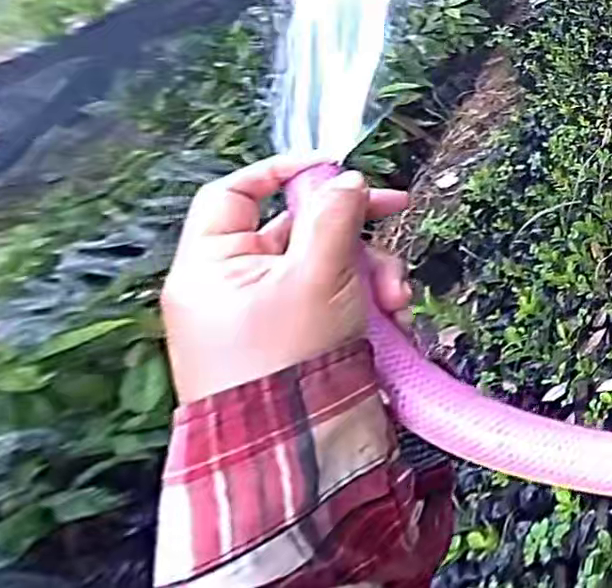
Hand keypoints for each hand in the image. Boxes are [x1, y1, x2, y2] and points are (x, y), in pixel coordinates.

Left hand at [161, 154, 415, 402]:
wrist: (294, 447)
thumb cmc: (288, 359)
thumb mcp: (318, 274)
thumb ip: (335, 216)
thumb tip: (348, 178)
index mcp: (214, 266)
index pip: (234, 193)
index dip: (281, 170)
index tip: (332, 164)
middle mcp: (238, 281)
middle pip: (301, 223)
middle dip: (356, 226)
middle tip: (398, 207)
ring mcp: (272, 305)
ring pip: (330, 256)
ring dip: (372, 266)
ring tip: (395, 296)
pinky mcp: (302, 326)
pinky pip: (338, 288)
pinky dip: (368, 294)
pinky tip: (392, 314)